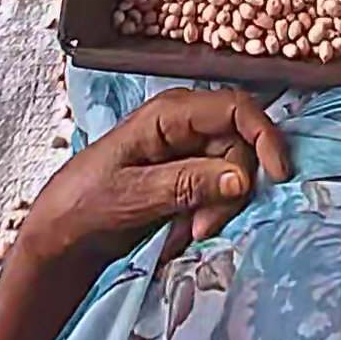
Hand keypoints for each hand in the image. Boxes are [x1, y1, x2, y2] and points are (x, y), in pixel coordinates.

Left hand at [14, 88, 292, 269]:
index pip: (234, 106)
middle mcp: (186, 121)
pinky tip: (182, 230)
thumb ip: (185, 183)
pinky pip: (218, 187)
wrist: (62, 228)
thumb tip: (241, 176)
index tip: (278, 174)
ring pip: (232, 170)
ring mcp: (188, 145)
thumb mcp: (132, 194)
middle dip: (230, 189)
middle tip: (202, 227)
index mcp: (171, 111)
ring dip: (217, 207)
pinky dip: (208, 212)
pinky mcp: (188, 170)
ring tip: (184, 233)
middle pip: (238, 145)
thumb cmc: (87, 200)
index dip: (263, 134)